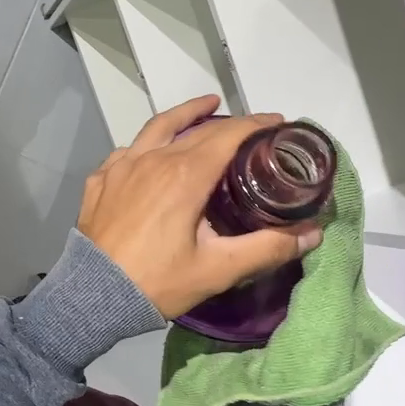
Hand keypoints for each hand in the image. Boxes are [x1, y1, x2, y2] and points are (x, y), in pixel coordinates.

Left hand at [78, 95, 323, 318]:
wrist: (92, 297)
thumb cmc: (157, 282)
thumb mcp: (218, 269)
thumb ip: (268, 248)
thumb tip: (311, 235)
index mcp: (185, 174)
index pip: (229, 135)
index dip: (257, 125)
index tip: (278, 123)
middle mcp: (152, 159)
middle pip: (197, 130)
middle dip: (229, 124)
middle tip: (252, 129)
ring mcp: (121, 168)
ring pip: (156, 129)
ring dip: (184, 116)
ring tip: (204, 108)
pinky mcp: (100, 182)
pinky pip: (127, 152)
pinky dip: (147, 145)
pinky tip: (152, 152)